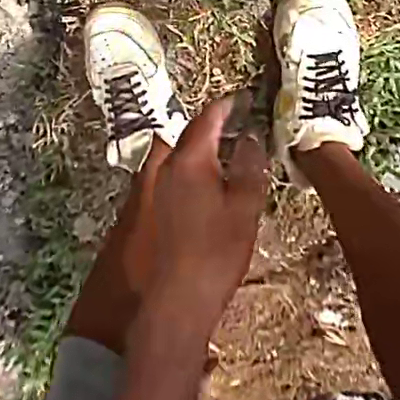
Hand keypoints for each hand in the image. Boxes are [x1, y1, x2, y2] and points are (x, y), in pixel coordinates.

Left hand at [142, 92, 268, 332]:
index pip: (208, 118)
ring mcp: (151, 185)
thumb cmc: (216, 252)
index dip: (227, 106)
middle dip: (212, 126)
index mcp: (189, 158)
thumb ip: (250, 167)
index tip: (243, 99)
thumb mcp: (245, 208)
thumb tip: (251, 137)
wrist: (174, 300)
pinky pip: (170, 172)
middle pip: (189, 132)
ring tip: (225, 153)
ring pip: (177, 153)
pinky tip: (206, 184)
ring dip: (199, 147)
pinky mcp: (147, 205)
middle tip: (238, 126)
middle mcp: (164, 164)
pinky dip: (188, 167)